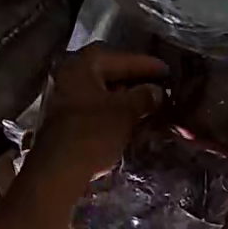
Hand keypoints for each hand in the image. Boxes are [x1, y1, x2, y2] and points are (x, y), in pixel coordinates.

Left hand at [34, 45, 167, 180]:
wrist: (60, 170)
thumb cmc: (93, 134)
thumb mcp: (125, 113)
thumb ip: (143, 97)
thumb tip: (157, 91)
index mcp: (82, 65)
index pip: (121, 59)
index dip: (147, 65)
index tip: (167, 71)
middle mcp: (69, 75)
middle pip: (108, 72)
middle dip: (134, 80)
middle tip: (158, 86)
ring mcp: (64, 98)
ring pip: (101, 91)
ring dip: (123, 96)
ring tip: (147, 104)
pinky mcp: (65, 119)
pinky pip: (94, 106)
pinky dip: (112, 109)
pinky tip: (128, 118)